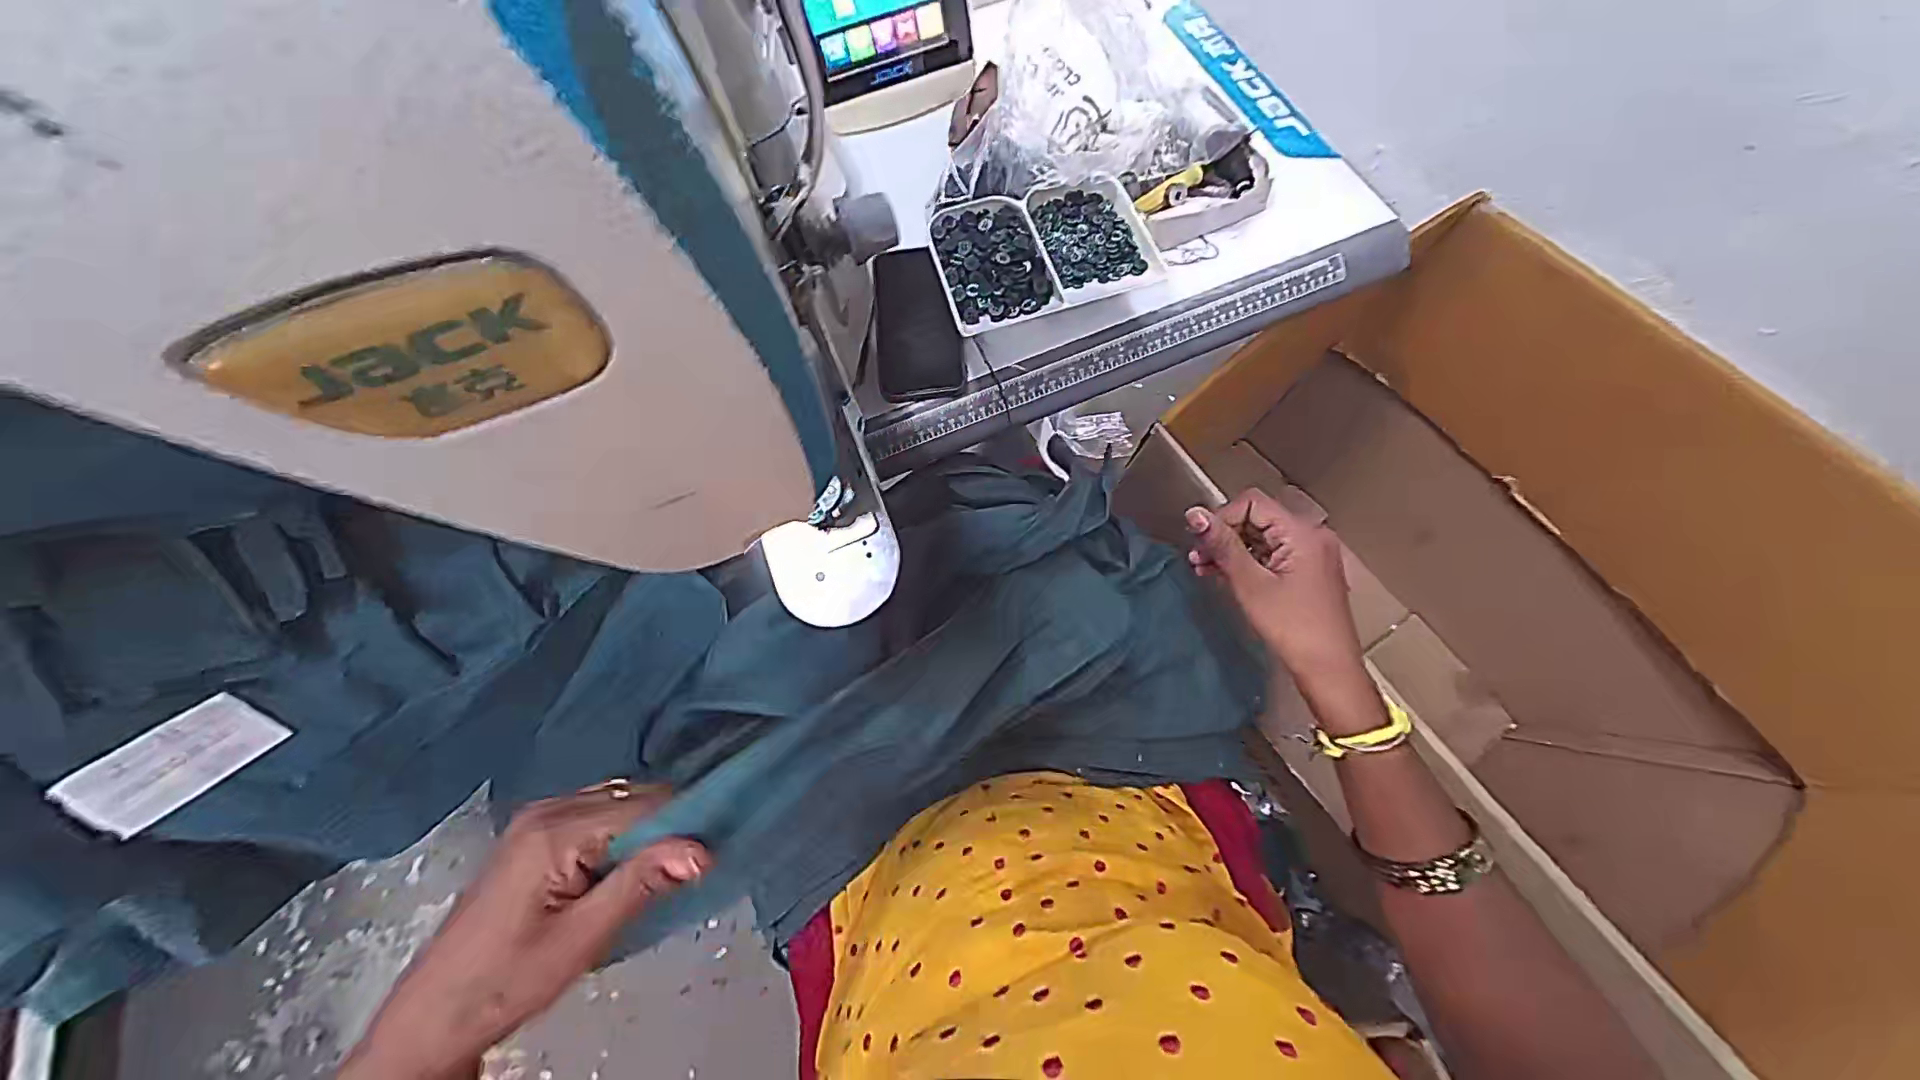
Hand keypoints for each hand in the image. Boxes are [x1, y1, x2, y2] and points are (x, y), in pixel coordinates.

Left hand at [340, 782, 709, 1079]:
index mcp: (555, 830)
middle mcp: (547, 809)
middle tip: (688, 870)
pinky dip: (625, 834)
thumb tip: (701, 850)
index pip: (645, 806)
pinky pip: (601, 814)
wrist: (432, 1020)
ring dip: (648, 832)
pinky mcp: (537, 832)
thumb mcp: (581, 940)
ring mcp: (539, 818)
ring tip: (661, 874)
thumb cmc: (502, 984)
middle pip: (634, 798)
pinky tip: (628, 868)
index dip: (685, 826)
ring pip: (621, 803)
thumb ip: (641, 884)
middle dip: (667, 828)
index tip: (710, 854)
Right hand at [1185, 489, 1366, 686]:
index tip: (1201, 545)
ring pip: (1261, 537)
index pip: (1252, 503)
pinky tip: (1224, 576)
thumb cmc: (1291, 626)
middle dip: (1224, 535)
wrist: (1328, 668)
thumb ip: (1222, 545)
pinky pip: (1271, 554)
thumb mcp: (1250, 583)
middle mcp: (1311, 536)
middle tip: (1198, 559)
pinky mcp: (1307, 571)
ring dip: (1231, 550)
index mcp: (1302, 533)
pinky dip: (1247, 562)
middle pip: (1257, 518)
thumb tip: (1194, 514)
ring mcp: (1311, 554)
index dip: (1222, 518)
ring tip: (1204, 569)